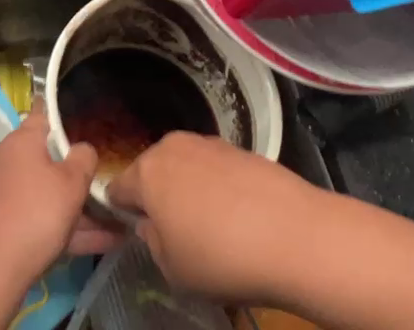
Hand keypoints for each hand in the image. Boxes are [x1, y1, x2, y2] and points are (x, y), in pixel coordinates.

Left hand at [0, 109, 122, 283]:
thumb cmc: (36, 211)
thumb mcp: (71, 182)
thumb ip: (84, 158)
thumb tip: (83, 149)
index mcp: (22, 140)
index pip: (44, 116)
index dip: (67, 119)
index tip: (90, 127)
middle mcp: (10, 161)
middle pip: (50, 160)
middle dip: (81, 176)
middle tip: (110, 186)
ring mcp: (7, 194)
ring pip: (50, 195)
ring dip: (83, 209)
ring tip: (121, 223)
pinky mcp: (7, 224)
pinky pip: (44, 219)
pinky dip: (71, 229)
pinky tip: (106, 243)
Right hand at [105, 132, 323, 302]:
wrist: (296, 236)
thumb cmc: (222, 258)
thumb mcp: (173, 270)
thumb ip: (153, 243)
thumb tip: (154, 225)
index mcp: (146, 173)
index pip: (117, 188)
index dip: (122, 211)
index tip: (136, 232)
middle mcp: (172, 147)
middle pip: (152, 171)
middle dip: (158, 196)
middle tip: (176, 231)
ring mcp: (209, 144)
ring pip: (185, 168)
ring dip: (189, 189)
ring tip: (212, 225)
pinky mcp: (242, 149)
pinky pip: (216, 169)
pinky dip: (220, 188)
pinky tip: (239, 216)